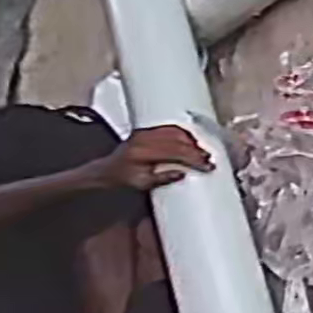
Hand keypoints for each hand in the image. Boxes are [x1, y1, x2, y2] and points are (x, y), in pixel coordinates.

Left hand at [91, 126, 213, 189]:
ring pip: (178, 133)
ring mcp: (145, 133)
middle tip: (208, 160)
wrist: (104, 171)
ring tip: (202, 152)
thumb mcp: (141, 183)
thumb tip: (182, 174)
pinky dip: (185, 134)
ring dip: (193, 142)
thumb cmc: (122, 178)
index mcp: (142, 152)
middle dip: (198, 152)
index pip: (177, 152)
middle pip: (180, 142)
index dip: (195, 159)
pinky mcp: (148, 131)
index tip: (207, 166)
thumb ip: (162, 179)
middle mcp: (144, 139)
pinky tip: (191, 141)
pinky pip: (171, 129)